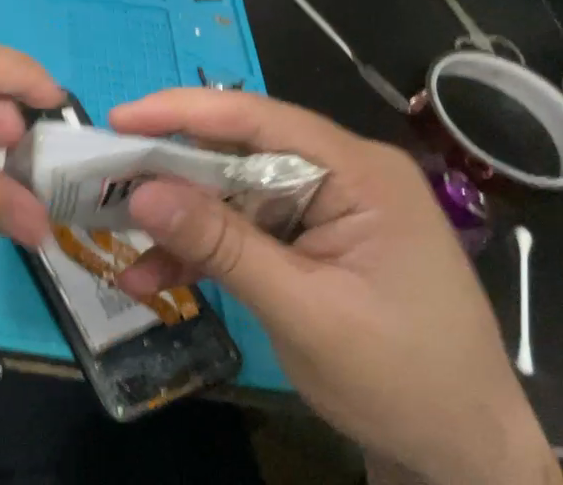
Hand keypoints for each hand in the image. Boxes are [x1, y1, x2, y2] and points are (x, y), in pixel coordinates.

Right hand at [110, 90, 559, 484]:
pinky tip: (152, 279)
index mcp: (359, 174)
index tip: (117, 119)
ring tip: (116, 241)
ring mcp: (323, 212)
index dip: (183, 112)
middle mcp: (340, 178)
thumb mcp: (303, 310)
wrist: (462, 459)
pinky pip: (240, 233)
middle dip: (168, 173)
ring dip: (176, 225)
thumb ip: (221, 245)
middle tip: (101, 181)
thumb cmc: (403, 379)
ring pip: (228, 196)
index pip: (260, 119)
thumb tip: (141, 192)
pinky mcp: (306, 245)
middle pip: (235, 154)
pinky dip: (198, 254)